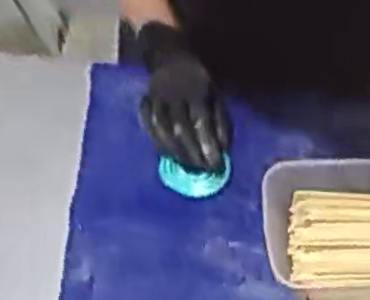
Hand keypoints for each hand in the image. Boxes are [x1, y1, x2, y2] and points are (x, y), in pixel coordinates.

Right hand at [135, 24, 230, 172]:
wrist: (173, 59)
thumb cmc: (200, 86)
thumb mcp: (216, 99)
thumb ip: (221, 124)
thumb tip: (223, 150)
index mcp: (194, 92)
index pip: (200, 123)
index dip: (208, 147)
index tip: (216, 165)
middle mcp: (173, 94)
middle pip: (180, 129)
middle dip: (192, 154)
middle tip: (203, 169)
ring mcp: (156, 98)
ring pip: (162, 129)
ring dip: (175, 152)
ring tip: (187, 166)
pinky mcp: (146, 102)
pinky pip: (148, 125)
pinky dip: (158, 142)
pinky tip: (169, 155)